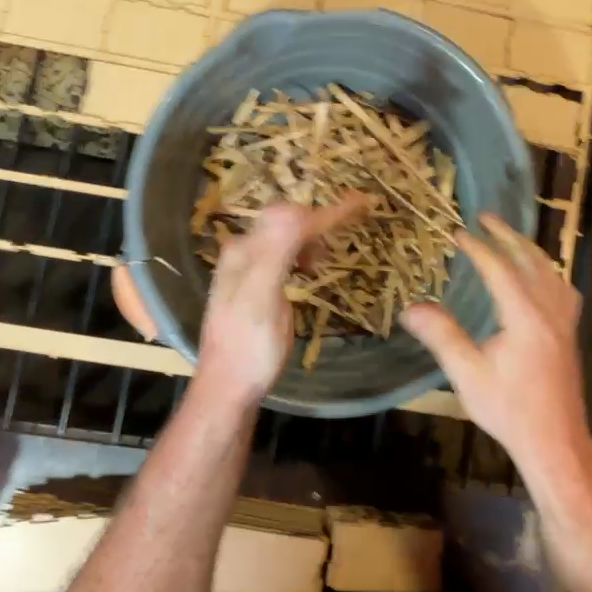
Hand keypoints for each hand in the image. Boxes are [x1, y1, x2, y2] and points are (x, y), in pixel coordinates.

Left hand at [197, 196, 367, 402]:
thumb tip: (297, 210)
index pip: (291, 219)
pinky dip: (302, 251)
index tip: (364, 203)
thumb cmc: (249, 349)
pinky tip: (309, 268)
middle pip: (286, 219)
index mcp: (245, 252)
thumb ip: (276, 252)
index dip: (329, 211)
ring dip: (311, 234)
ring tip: (330, 253)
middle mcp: (242, 253)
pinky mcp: (253, 287)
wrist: (227, 388)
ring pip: (283, 235)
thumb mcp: (262, 299)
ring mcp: (245, 271)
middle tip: (355, 219)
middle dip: (321, 216)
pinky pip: (281, 253)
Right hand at [401, 213, 588, 470]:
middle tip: (486, 217)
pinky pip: (562, 288)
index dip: (478, 249)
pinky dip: (547, 271)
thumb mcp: (468, 375)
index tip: (457, 232)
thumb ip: (442, 337)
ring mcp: (565, 322)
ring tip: (510, 238)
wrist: (555, 441)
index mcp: (525, 317)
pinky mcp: (569, 334)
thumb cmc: (509, 410)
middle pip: (531, 261)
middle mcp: (550, 311)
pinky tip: (541, 277)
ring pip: (551, 272)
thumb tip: (410, 307)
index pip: (500, 270)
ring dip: (529, 249)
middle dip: (508, 236)